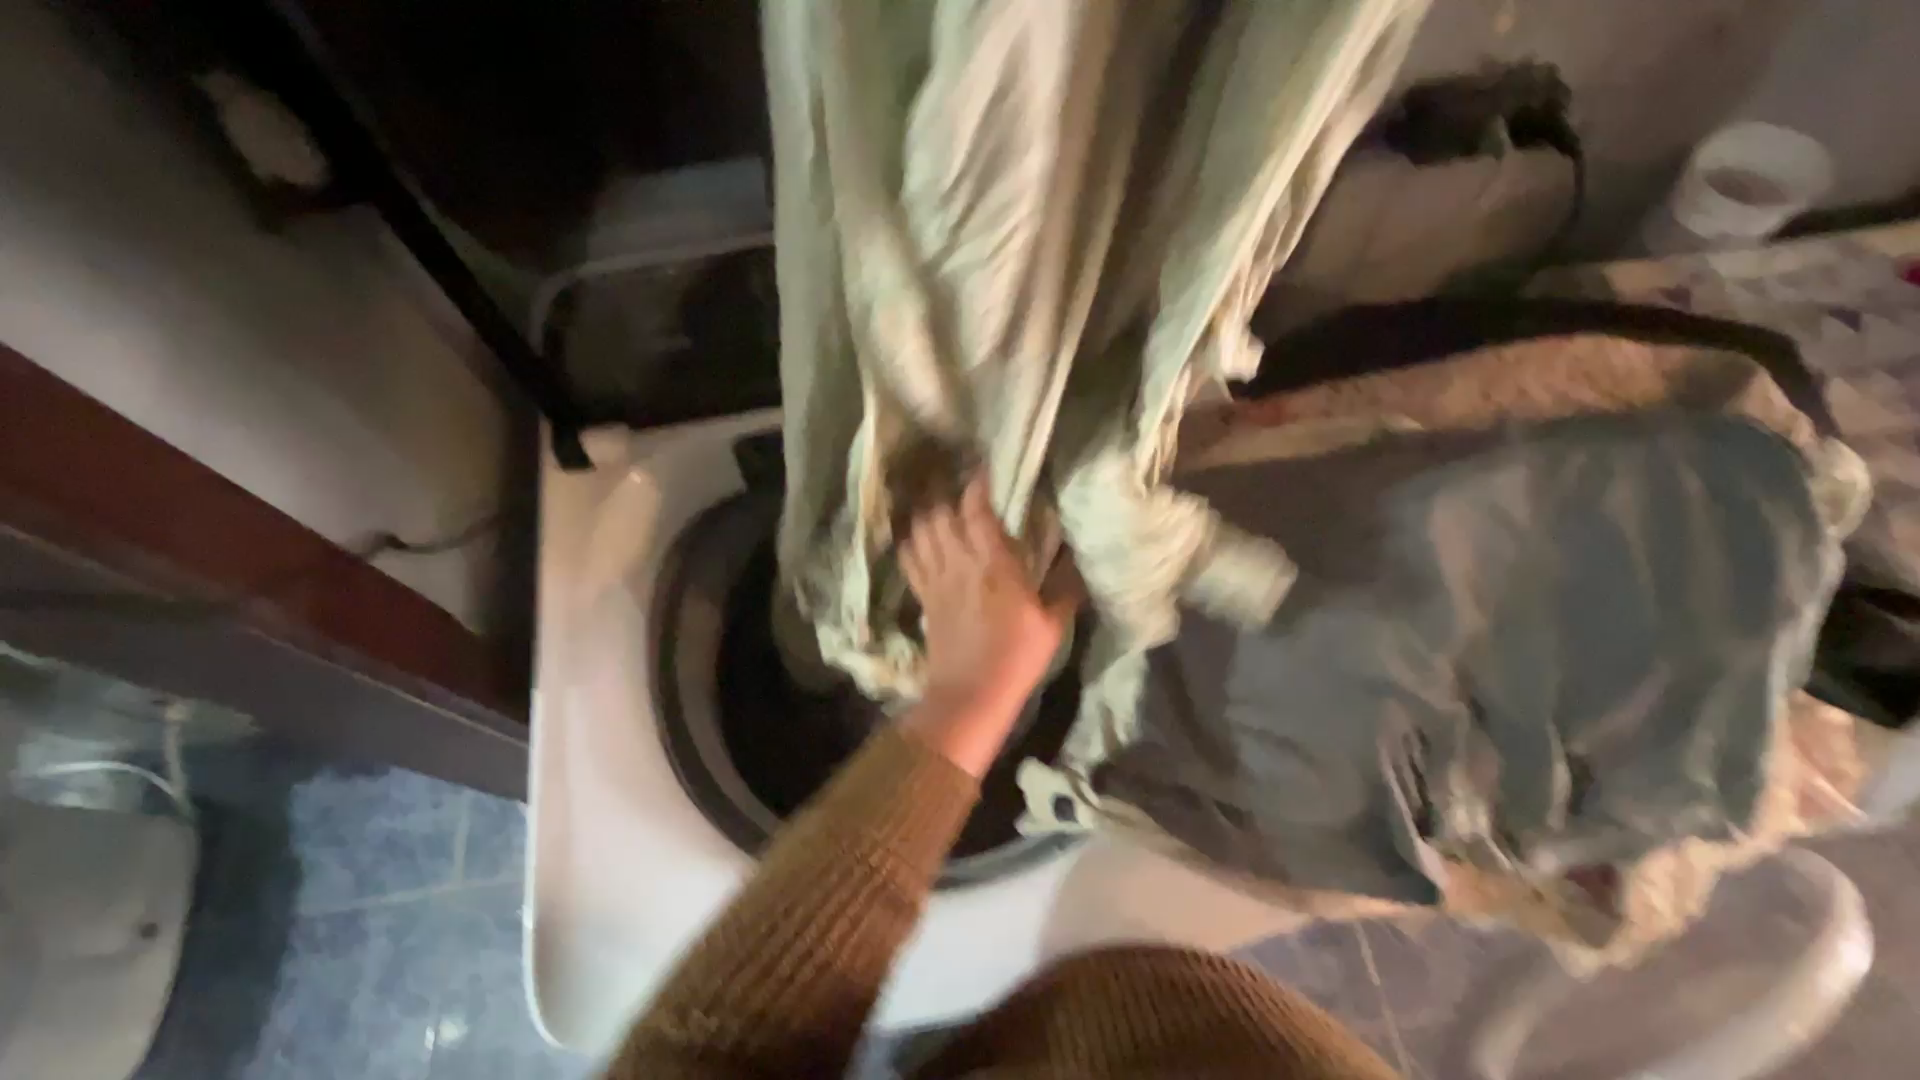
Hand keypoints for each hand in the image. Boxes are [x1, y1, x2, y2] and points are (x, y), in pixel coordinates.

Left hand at [899, 476, 1077, 772]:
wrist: (970, 693)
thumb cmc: (1017, 659)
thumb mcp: (1052, 625)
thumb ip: (1064, 589)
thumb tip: (1075, 562)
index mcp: (995, 565)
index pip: (976, 510)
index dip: (977, 485)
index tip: (984, 470)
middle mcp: (960, 563)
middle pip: (941, 513)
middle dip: (947, 494)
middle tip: (960, 486)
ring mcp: (936, 580)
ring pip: (921, 531)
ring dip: (928, 514)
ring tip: (939, 505)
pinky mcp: (924, 597)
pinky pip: (909, 559)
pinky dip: (911, 542)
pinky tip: (919, 537)